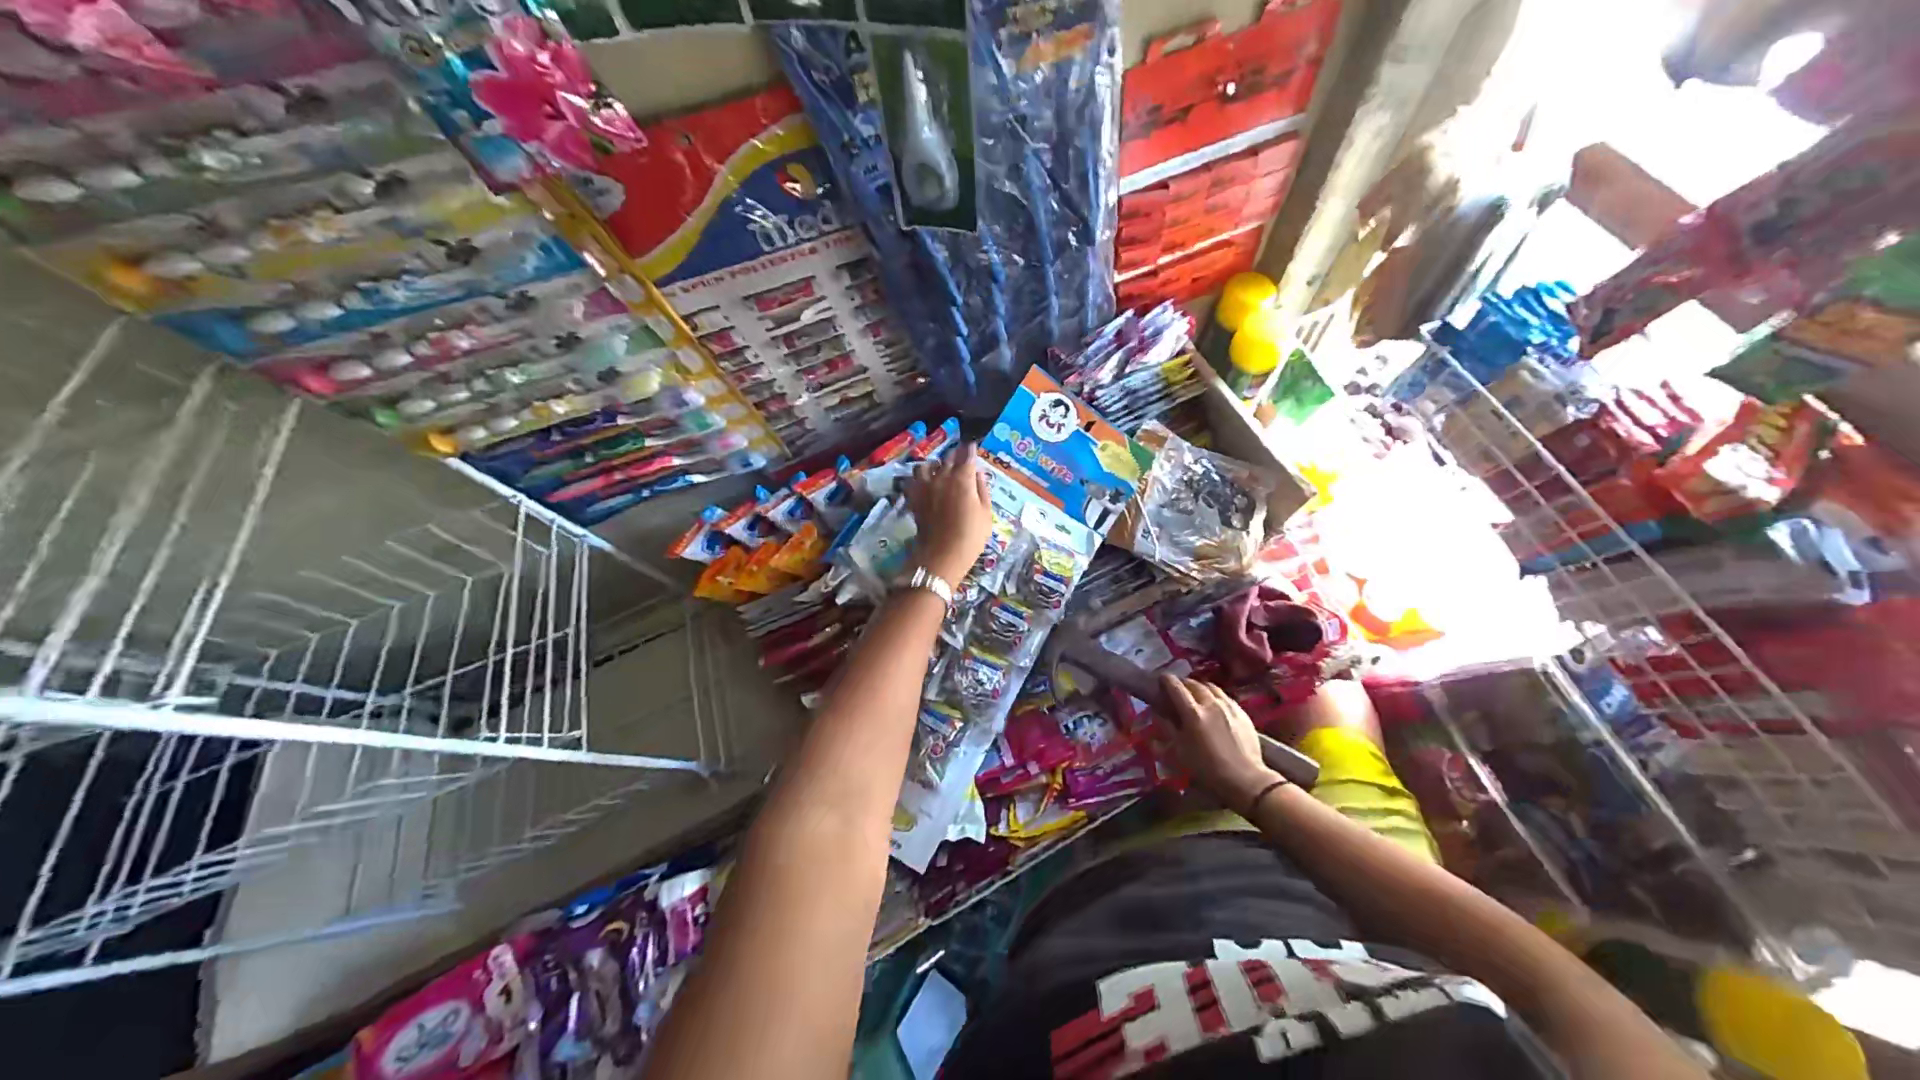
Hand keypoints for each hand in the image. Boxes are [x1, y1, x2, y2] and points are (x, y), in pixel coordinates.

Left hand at [907, 443, 994, 584]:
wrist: (942, 555)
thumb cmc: (971, 536)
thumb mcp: (986, 513)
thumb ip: (982, 489)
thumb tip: (977, 472)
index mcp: (963, 477)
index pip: (967, 453)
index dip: (971, 448)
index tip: (973, 446)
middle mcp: (943, 476)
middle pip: (948, 457)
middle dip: (956, 456)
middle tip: (961, 461)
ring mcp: (925, 485)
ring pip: (928, 464)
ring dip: (935, 464)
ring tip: (940, 471)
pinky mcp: (914, 496)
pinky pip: (913, 479)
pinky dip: (919, 478)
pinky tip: (924, 484)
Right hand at [1161, 674, 1282, 814]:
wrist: (1245, 778)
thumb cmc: (1207, 768)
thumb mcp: (1179, 751)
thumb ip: (1167, 729)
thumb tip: (1158, 713)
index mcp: (1192, 713)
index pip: (1176, 687)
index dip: (1166, 680)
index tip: (1161, 680)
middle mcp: (1211, 704)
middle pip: (1194, 684)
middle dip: (1183, 683)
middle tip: (1177, 689)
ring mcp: (1229, 706)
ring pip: (1211, 687)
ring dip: (1200, 687)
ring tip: (1195, 694)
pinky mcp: (1242, 712)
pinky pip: (1225, 696)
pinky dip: (1214, 695)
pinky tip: (1214, 705)